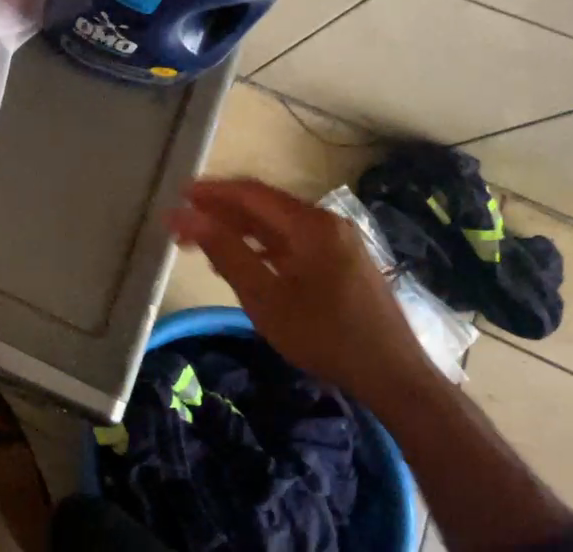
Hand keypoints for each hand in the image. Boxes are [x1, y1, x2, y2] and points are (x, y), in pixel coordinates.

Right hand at [171, 178, 434, 400]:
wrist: (395, 379)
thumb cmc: (324, 336)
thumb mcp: (264, 296)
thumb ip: (223, 250)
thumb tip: (183, 216)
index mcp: (311, 225)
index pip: (250, 193)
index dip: (211, 192)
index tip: (177, 197)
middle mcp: (328, 223)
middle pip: (264, 206)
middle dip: (221, 212)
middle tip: (184, 226)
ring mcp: (340, 243)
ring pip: (278, 224)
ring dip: (240, 229)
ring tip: (206, 244)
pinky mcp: (345, 262)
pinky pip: (294, 241)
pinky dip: (263, 245)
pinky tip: (245, 263)